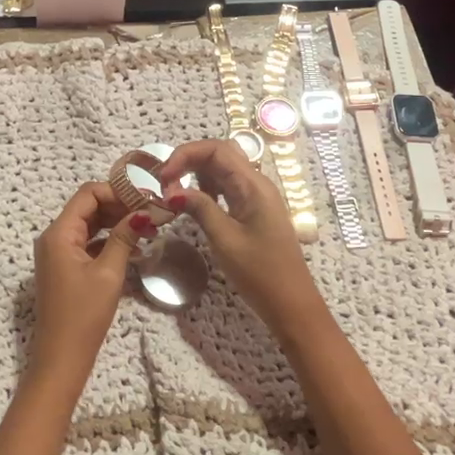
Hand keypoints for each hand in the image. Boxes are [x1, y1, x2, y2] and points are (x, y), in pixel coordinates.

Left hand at [29, 182, 150, 377]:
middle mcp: (53, 237)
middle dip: (119, 206)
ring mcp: (57, 253)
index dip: (117, 191)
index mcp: (59, 233)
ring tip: (148, 228)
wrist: (61, 358)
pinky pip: (87, 243)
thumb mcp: (108, 273)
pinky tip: (134, 247)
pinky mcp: (64, 267)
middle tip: (151, 212)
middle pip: (88, 207)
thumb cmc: (84, 315)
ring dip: (116, 223)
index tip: (145, 198)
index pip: (88, 194)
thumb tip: (145, 212)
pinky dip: (108, 241)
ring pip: (89, 225)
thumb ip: (125, 237)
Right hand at [158, 139, 325, 329]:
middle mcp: (257, 184)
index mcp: (253, 185)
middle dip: (188, 160)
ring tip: (173, 193)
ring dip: (195, 174)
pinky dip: (206, 189)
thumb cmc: (260, 273)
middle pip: (219, 154)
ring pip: (222, 169)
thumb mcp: (225, 239)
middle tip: (164, 183)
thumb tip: (172, 190)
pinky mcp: (253, 211)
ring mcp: (256, 197)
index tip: (162, 177)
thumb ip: (200, 208)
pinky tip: (192, 203)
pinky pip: (227, 187)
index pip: (216, 149)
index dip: (185, 155)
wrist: (292, 305)